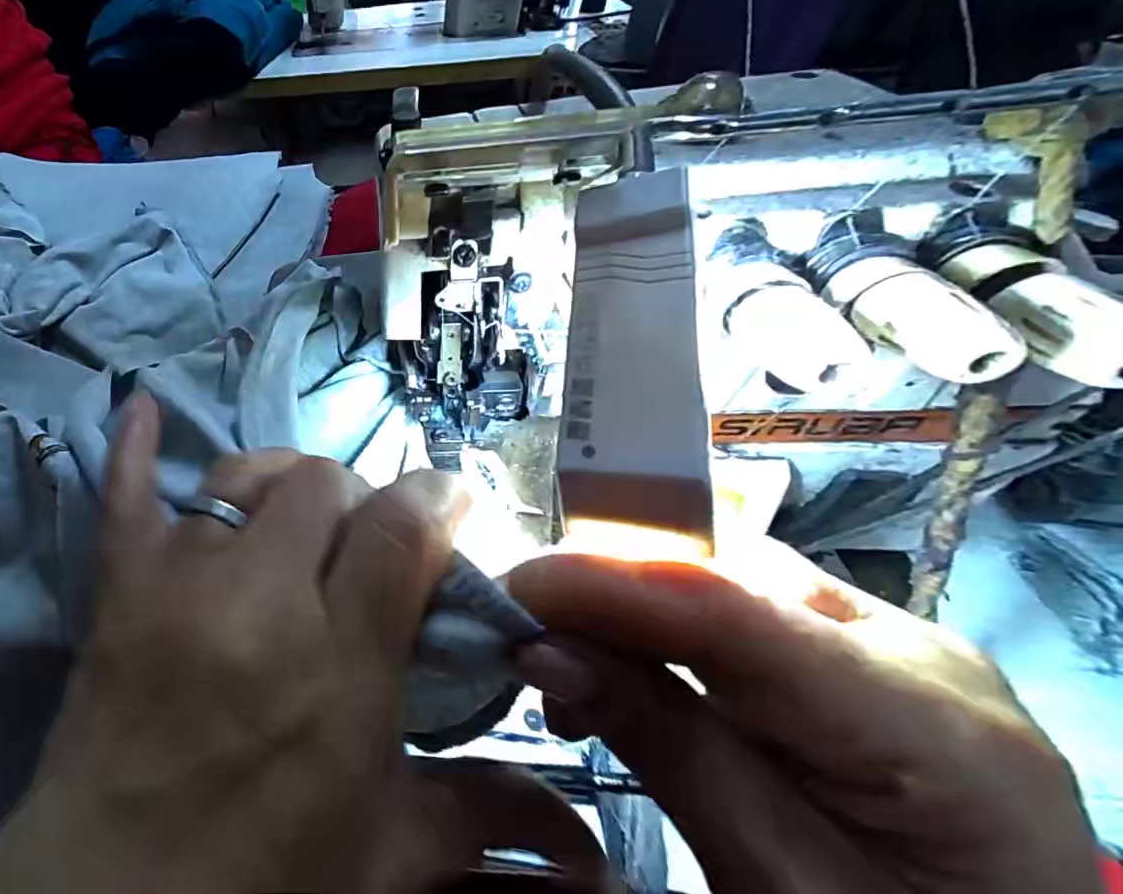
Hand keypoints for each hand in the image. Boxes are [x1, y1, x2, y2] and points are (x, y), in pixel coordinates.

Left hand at [0, 394, 612, 893]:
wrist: (112, 893)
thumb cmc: (258, 875)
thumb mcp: (383, 850)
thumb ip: (480, 816)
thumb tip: (591, 845)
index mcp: (340, 661)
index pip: (397, 532)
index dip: (431, 499)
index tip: (444, 497)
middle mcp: (262, 597)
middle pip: (321, 486)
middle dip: (355, 494)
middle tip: (359, 533)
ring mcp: (181, 578)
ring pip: (240, 479)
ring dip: (277, 483)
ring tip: (289, 511)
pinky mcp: (120, 580)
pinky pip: (123, 491)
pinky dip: (133, 446)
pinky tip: (142, 406)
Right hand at [507, 535, 1105, 893]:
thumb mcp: (772, 874)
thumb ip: (665, 746)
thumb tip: (540, 652)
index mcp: (930, 724)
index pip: (732, 608)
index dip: (603, 582)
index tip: (505, 590)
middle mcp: (906, 647)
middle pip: (715, 572)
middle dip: (597, 588)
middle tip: (517, 633)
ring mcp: (875, 635)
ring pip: (705, 572)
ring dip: (612, 605)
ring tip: (556, 662)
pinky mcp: (835, 640)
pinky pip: (716, 599)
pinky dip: (643, 623)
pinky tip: (611, 670)